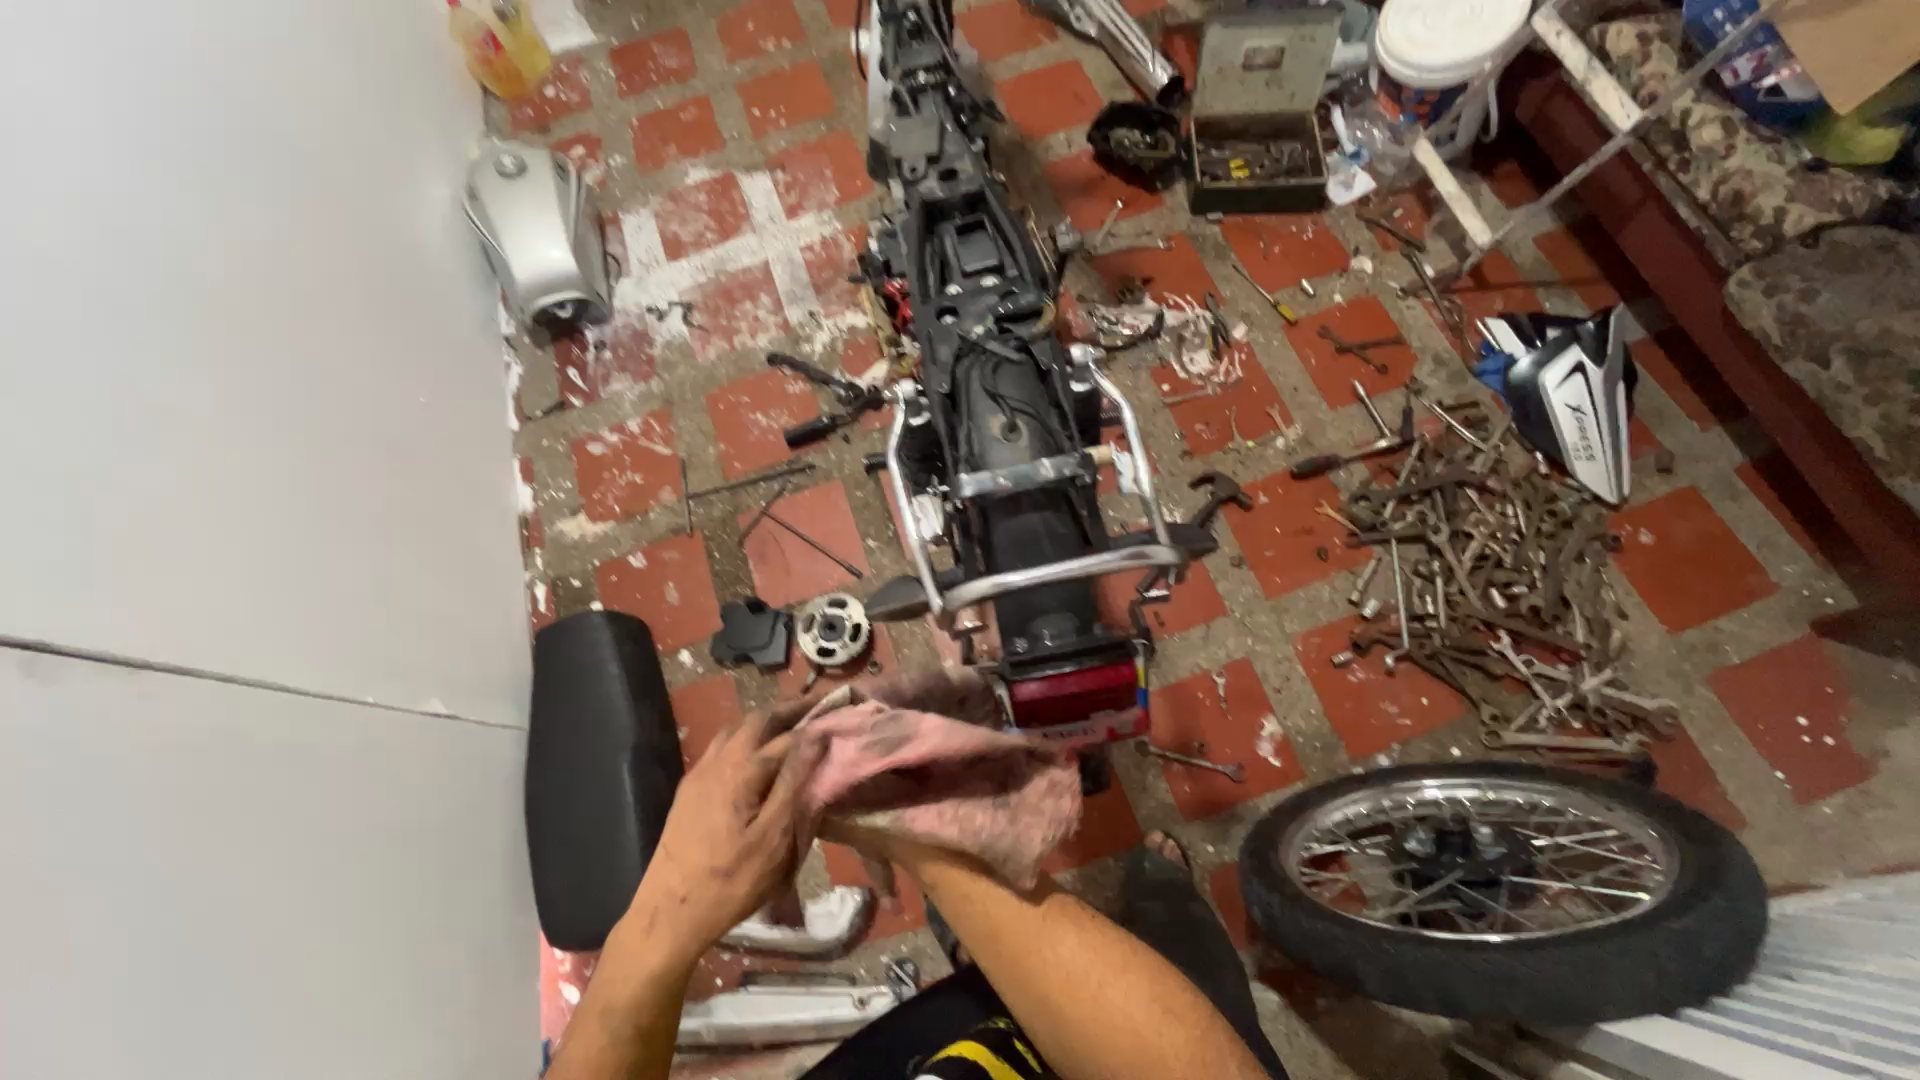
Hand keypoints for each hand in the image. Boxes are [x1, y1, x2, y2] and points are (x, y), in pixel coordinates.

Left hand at [624, 704, 825, 964]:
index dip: (817, 724)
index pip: (789, 735)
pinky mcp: (689, 788)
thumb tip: (818, 737)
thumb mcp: (774, 837)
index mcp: (742, 770)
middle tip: (818, 710)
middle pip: (758, 720)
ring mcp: (699, 772)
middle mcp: (718, 760)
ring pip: (736, 730)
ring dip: (765, 722)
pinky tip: (756, 755)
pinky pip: (721, 746)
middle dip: (789, 711)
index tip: (841, 716)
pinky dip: (746, 738)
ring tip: (791, 727)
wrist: (669, 913)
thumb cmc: (731, 881)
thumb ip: (795, 782)